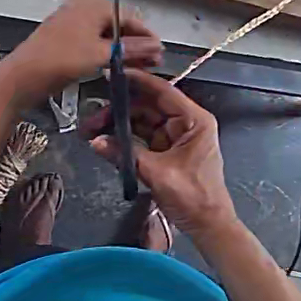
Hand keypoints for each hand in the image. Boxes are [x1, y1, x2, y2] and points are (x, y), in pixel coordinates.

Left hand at [0, 0, 162, 108]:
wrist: (22, 76)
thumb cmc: (63, 60)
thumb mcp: (102, 55)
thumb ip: (132, 49)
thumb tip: (158, 46)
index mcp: (93, 5)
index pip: (130, 18)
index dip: (147, 37)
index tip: (161, 54)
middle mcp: (83, 8)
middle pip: (118, 26)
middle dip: (136, 45)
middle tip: (153, 64)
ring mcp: (72, 22)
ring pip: (106, 36)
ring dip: (123, 51)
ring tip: (139, 68)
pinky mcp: (65, 38)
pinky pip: (93, 42)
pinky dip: (106, 53)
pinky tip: (116, 66)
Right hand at [82, 69, 236, 237]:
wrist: (207, 225)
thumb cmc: (193, 197)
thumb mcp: (157, 173)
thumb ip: (125, 154)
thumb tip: (96, 141)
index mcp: (194, 120)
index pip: (163, 91)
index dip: (137, 81)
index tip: (113, 75)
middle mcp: (186, 123)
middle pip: (148, 106)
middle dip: (120, 109)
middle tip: (93, 116)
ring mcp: (175, 137)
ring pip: (143, 121)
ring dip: (119, 125)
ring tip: (93, 130)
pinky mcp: (166, 152)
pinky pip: (143, 138)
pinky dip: (126, 139)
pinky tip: (106, 140)